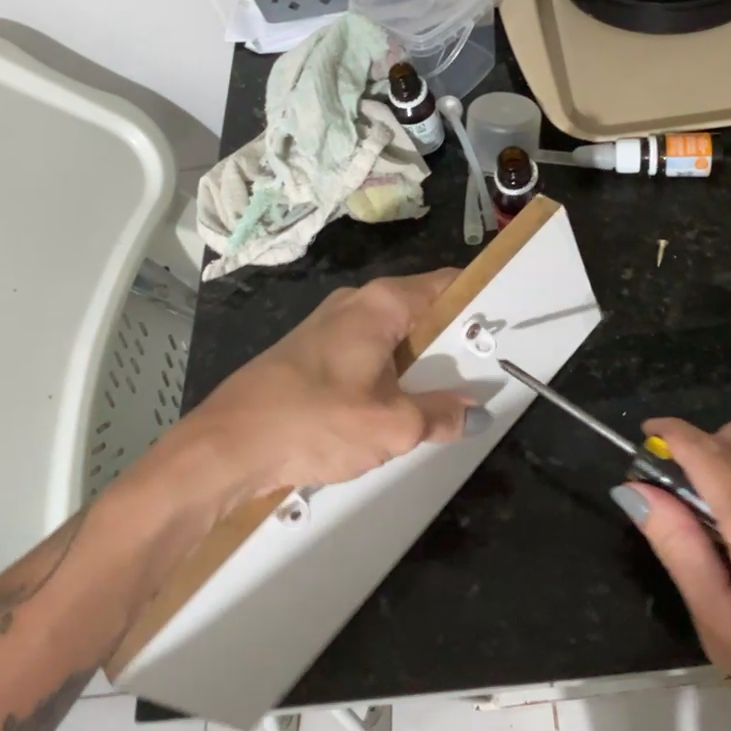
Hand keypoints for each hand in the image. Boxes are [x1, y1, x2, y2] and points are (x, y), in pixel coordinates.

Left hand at [126, 269, 483, 515]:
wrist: (226, 446)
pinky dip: (387, 377)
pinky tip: (392, 413)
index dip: (478, 302)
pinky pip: (365, 356)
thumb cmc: (315, 422)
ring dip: (417, 366)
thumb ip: (440, 415)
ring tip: (441, 403)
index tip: (504, 329)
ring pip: (391, 338)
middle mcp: (355, 304)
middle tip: (479, 378)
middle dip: (450, 344)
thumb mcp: (392, 426)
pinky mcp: (310, 355)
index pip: (446, 284)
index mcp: (381, 304)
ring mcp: (328, 328)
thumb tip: (474, 413)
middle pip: (420, 312)